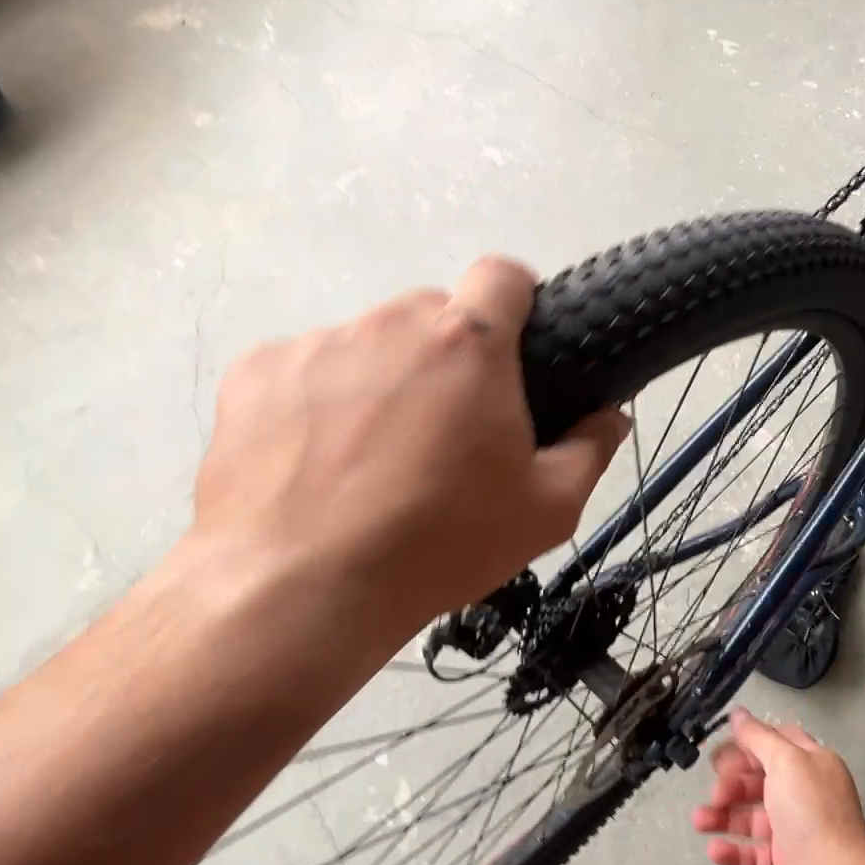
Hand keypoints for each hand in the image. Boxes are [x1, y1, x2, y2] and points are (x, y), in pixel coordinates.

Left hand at [186, 257, 628, 645]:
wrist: (301, 589)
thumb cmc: (441, 544)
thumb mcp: (546, 511)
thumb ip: (589, 451)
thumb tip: (610, 416)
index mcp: (469, 344)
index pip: (503, 275)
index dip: (516, 302)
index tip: (515, 348)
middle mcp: (390, 324)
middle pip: (432, 315)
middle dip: (448, 357)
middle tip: (447, 431)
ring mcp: (315, 344)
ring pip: (369, 344)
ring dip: (384, 380)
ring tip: (374, 457)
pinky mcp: (254, 373)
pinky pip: (306, 370)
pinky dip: (320, 402)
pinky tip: (317, 462)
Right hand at [691, 707, 864, 864]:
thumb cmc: (810, 810)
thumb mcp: (785, 761)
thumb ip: (759, 737)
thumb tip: (738, 713)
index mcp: (811, 764)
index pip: (777, 743)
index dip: (749, 744)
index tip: (722, 751)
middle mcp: (805, 793)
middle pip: (760, 781)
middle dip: (732, 783)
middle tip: (715, 790)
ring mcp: (795, 829)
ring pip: (752, 818)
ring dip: (723, 816)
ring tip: (699, 821)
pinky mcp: (785, 862)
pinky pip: (753, 853)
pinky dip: (733, 850)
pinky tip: (714, 849)